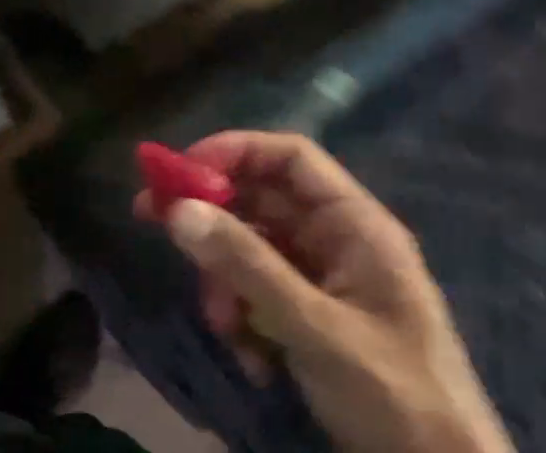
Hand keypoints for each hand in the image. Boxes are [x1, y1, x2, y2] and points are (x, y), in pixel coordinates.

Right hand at [135, 131, 513, 452]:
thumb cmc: (395, 394)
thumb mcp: (316, 327)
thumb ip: (247, 265)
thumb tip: (177, 208)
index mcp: (355, 226)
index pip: (289, 157)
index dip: (233, 151)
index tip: (178, 171)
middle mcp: (336, 241)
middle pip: (259, 200)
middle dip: (210, 218)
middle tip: (150, 218)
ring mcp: (322, 280)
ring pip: (249, 249)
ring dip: (224, 282)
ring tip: (225, 327)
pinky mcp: (309, 317)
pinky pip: (257, 292)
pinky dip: (242, 317)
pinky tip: (254, 359)